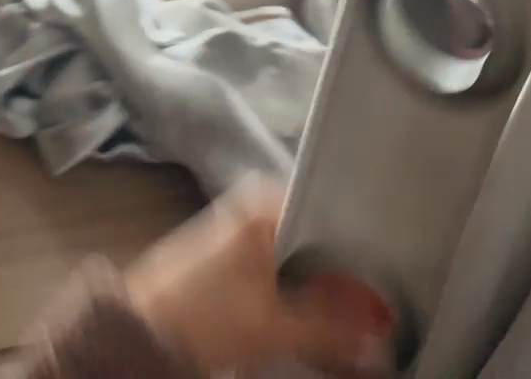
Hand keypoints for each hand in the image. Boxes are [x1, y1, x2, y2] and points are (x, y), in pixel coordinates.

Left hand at [125, 180, 394, 375]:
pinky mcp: (233, 258)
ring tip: (356, 314)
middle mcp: (257, 204)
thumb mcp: (274, 325)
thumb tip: (384, 331)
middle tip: (379, 305)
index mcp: (267, 199)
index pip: (332, 212)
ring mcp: (243, 229)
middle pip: (318, 237)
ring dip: (324, 287)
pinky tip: (317, 316)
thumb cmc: (203, 314)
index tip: (391, 277)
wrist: (139, 332)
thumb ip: (333, 327)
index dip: (363, 249)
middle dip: (345, 273)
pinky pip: (282, 269)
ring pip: (301, 256)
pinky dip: (300, 291)